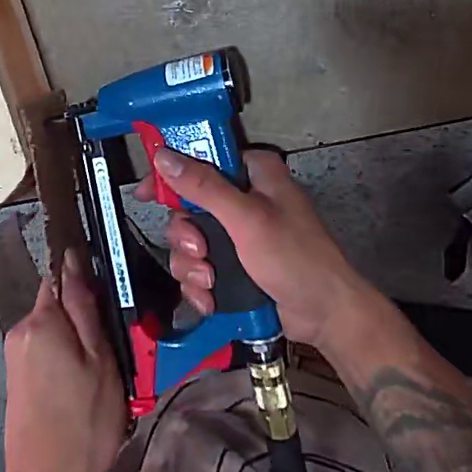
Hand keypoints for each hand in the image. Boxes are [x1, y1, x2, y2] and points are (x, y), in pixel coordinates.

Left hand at [0, 248, 126, 471]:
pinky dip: (67, 357)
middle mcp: (20, 330)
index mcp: (40, 320)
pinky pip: (47, 349)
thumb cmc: (85, 421)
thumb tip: (75, 260)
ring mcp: (15, 355)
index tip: (112, 296)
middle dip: (85, 313)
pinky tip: (85, 384)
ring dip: (79, 338)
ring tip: (105, 367)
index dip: (87, 278)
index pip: (61, 274)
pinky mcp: (17, 378)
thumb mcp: (102, 359)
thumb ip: (86, 307)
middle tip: (116, 342)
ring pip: (55, 328)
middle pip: (57, 302)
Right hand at [135, 146, 382, 353]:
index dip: (171, 174)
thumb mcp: (247, 219)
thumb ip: (204, 186)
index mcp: (253, 173)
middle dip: (187, 236)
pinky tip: (211, 299)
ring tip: (211, 281)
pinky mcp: (233, 264)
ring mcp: (237, 234)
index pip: (202, 158)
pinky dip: (199, 286)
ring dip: (192, 265)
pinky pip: (198, 267)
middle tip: (201, 251)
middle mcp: (243, 198)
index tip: (147, 193)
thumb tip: (165, 156)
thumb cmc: (296, 257)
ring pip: (188, 241)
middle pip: (187, 206)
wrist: (324, 314)